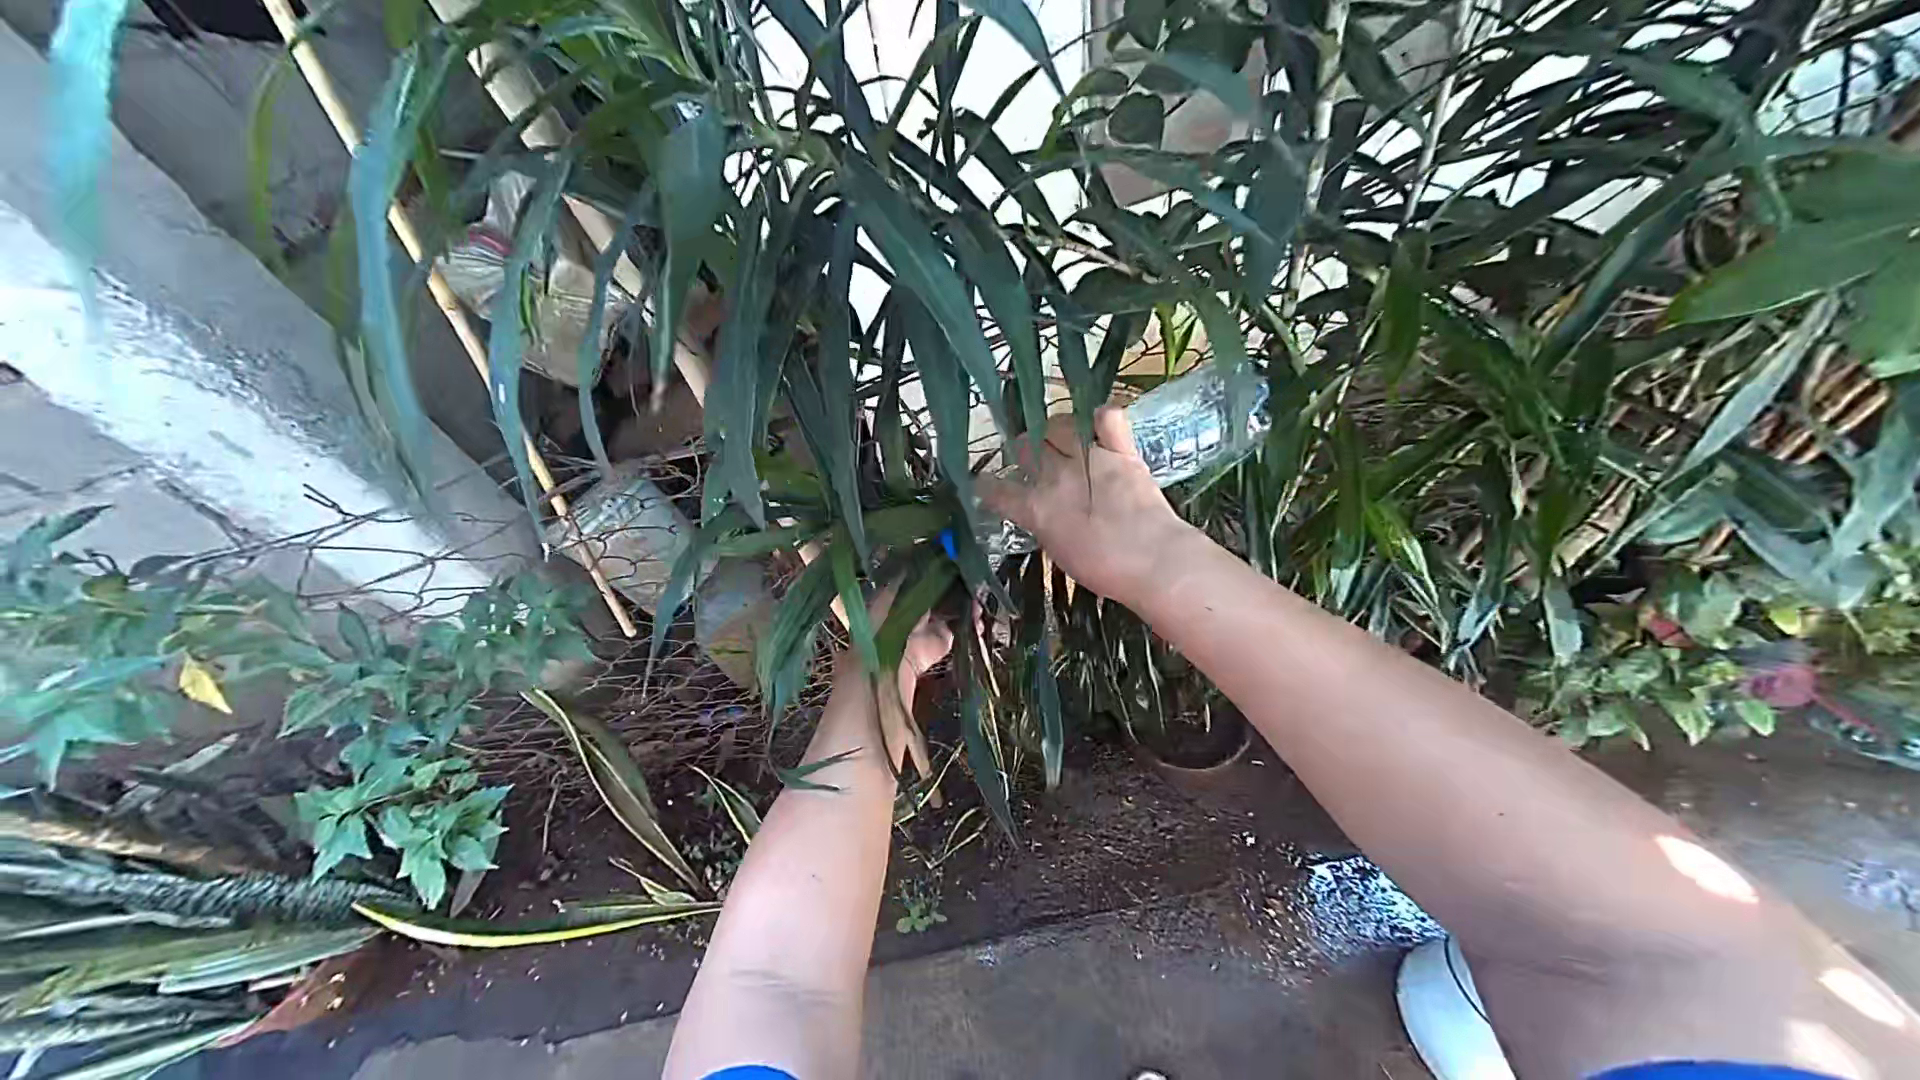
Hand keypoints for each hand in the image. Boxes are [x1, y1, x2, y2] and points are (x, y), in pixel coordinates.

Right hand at [978, 406, 1199, 608]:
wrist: (1154, 561)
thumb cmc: (1104, 569)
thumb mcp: (1059, 553)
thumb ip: (1044, 525)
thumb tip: (1041, 513)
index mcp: (1036, 507)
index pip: (996, 489)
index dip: (986, 486)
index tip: (984, 486)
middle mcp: (1056, 475)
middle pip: (1026, 447)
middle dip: (1021, 452)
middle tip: (1028, 461)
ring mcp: (1091, 458)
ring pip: (1058, 425)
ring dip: (1051, 430)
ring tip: (1055, 438)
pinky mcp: (1123, 452)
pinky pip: (1108, 419)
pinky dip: (1100, 417)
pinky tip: (1096, 423)